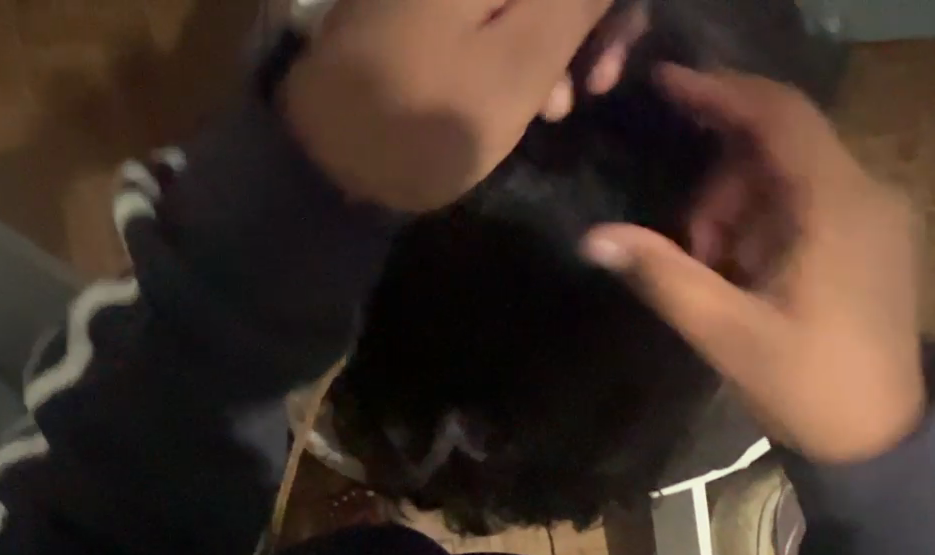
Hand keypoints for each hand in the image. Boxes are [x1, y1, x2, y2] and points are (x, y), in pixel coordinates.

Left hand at [279, 0, 614, 211]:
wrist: (323, 159)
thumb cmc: (424, 121)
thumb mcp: (515, 67)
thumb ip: (575, 1)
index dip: (611, 10)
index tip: (611, 61)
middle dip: (587, 21)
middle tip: (594, 87)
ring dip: (556, 41)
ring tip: (557, 108)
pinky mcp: (424, 8)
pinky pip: (495, 13)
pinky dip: (518, 47)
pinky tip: (524, 96)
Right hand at [581, 66, 925, 463]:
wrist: (879, 441)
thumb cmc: (806, 386)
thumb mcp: (727, 333)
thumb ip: (664, 276)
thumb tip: (595, 237)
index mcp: (838, 206)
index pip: (778, 115)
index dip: (719, 93)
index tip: (665, 86)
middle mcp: (867, 195)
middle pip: (780, 150)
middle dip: (721, 187)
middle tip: (689, 249)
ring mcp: (876, 219)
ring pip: (792, 181)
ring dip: (740, 213)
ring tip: (717, 276)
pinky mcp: (874, 246)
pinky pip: (811, 209)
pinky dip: (767, 230)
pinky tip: (748, 279)